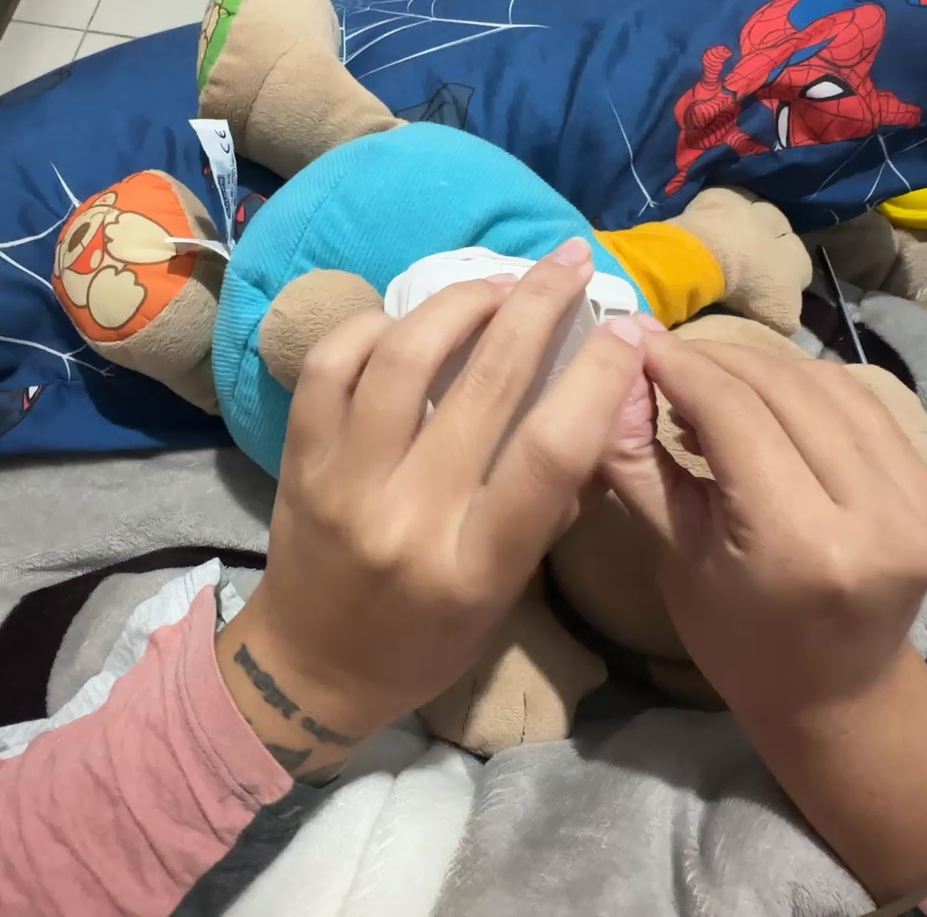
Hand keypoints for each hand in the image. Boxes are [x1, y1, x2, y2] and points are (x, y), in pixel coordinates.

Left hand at [217, 238, 649, 781]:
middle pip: (483, 386)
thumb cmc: (426, 641)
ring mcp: (343, 482)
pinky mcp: (299, 459)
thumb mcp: (505, 595)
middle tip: (567, 262)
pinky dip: (373, 326)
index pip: (551, 454)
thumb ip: (549, 506)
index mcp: (474, 566)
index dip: (598, 375)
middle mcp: (407, 517)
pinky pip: (330, 365)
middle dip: (537, 306)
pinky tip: (406, 320)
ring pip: (402, 358)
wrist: (310, 664)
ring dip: (459, 302)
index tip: (627, 326)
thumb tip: (593, 405)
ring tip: (496, 283)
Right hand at [604, 335, 926, 717]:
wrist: (836, 695)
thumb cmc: (734, 638)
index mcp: (802, 546)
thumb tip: (611, 382)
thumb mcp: (671, 553)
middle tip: (664, 355)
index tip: (638, 343)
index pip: (736, 416)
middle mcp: (879, 516)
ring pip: (827, 385)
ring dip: (758, 366)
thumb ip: (639, 463)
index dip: (681, 368)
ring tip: (705, 377)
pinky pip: (860, 406)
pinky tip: (761, 393)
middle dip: (716, 359)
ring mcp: (924, 503)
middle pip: (786, 390)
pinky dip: (802, 386)